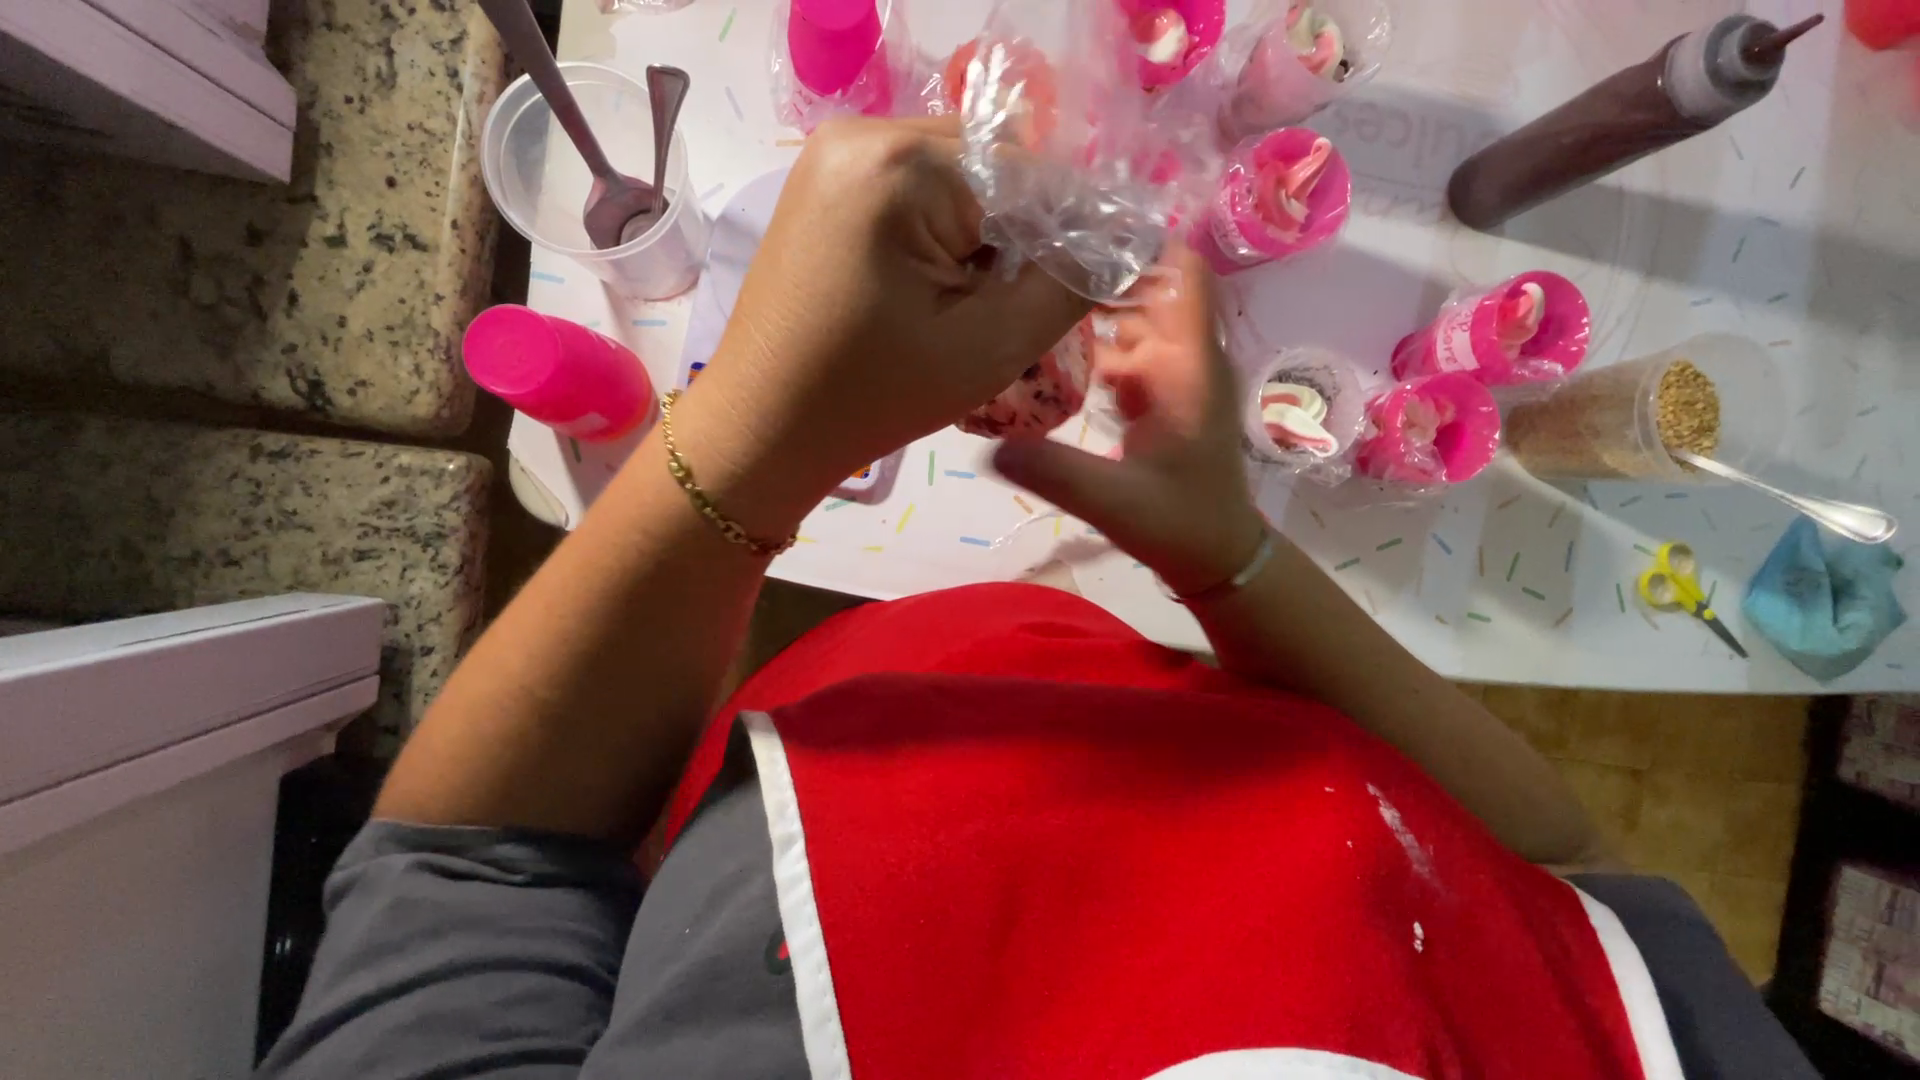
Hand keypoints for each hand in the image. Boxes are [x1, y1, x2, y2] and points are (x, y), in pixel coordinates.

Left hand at [667, 116, 1089, 535]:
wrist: (764, 429)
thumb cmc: (873, 398)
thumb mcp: (988, 347)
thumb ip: (1068, 283)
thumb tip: (1126, 238)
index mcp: (900, 165)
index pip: (1032, 173)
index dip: (1070, 232)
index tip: (1081, 289)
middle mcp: (861, 134)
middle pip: (990, 168)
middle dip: (1017, 235)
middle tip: (1003, 309)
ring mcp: (833, 155)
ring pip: (955, 180)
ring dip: (980, 236)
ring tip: (963, 306)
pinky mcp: (824, 185)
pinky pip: (913, 192)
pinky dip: (940, 234)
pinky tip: (930, 290)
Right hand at [992, 245, 1267, 595]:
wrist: (1218, 557)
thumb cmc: (1181, 526)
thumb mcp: (1115, 502)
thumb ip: (1056, 473)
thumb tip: (990, 446)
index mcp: (1188, 367)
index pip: (1182, 273)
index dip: (1139, 241)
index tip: (1078, 230)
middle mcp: (1185, 358)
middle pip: (1147, 286)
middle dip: (1096, 270)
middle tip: (1030, 261)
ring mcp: (1173, 375)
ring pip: (1133, 317)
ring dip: (1089, 306)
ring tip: (1028, 293)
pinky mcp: (1160, 394)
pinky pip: (1125, 350)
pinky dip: (1091, 342)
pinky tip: (1046, 348)